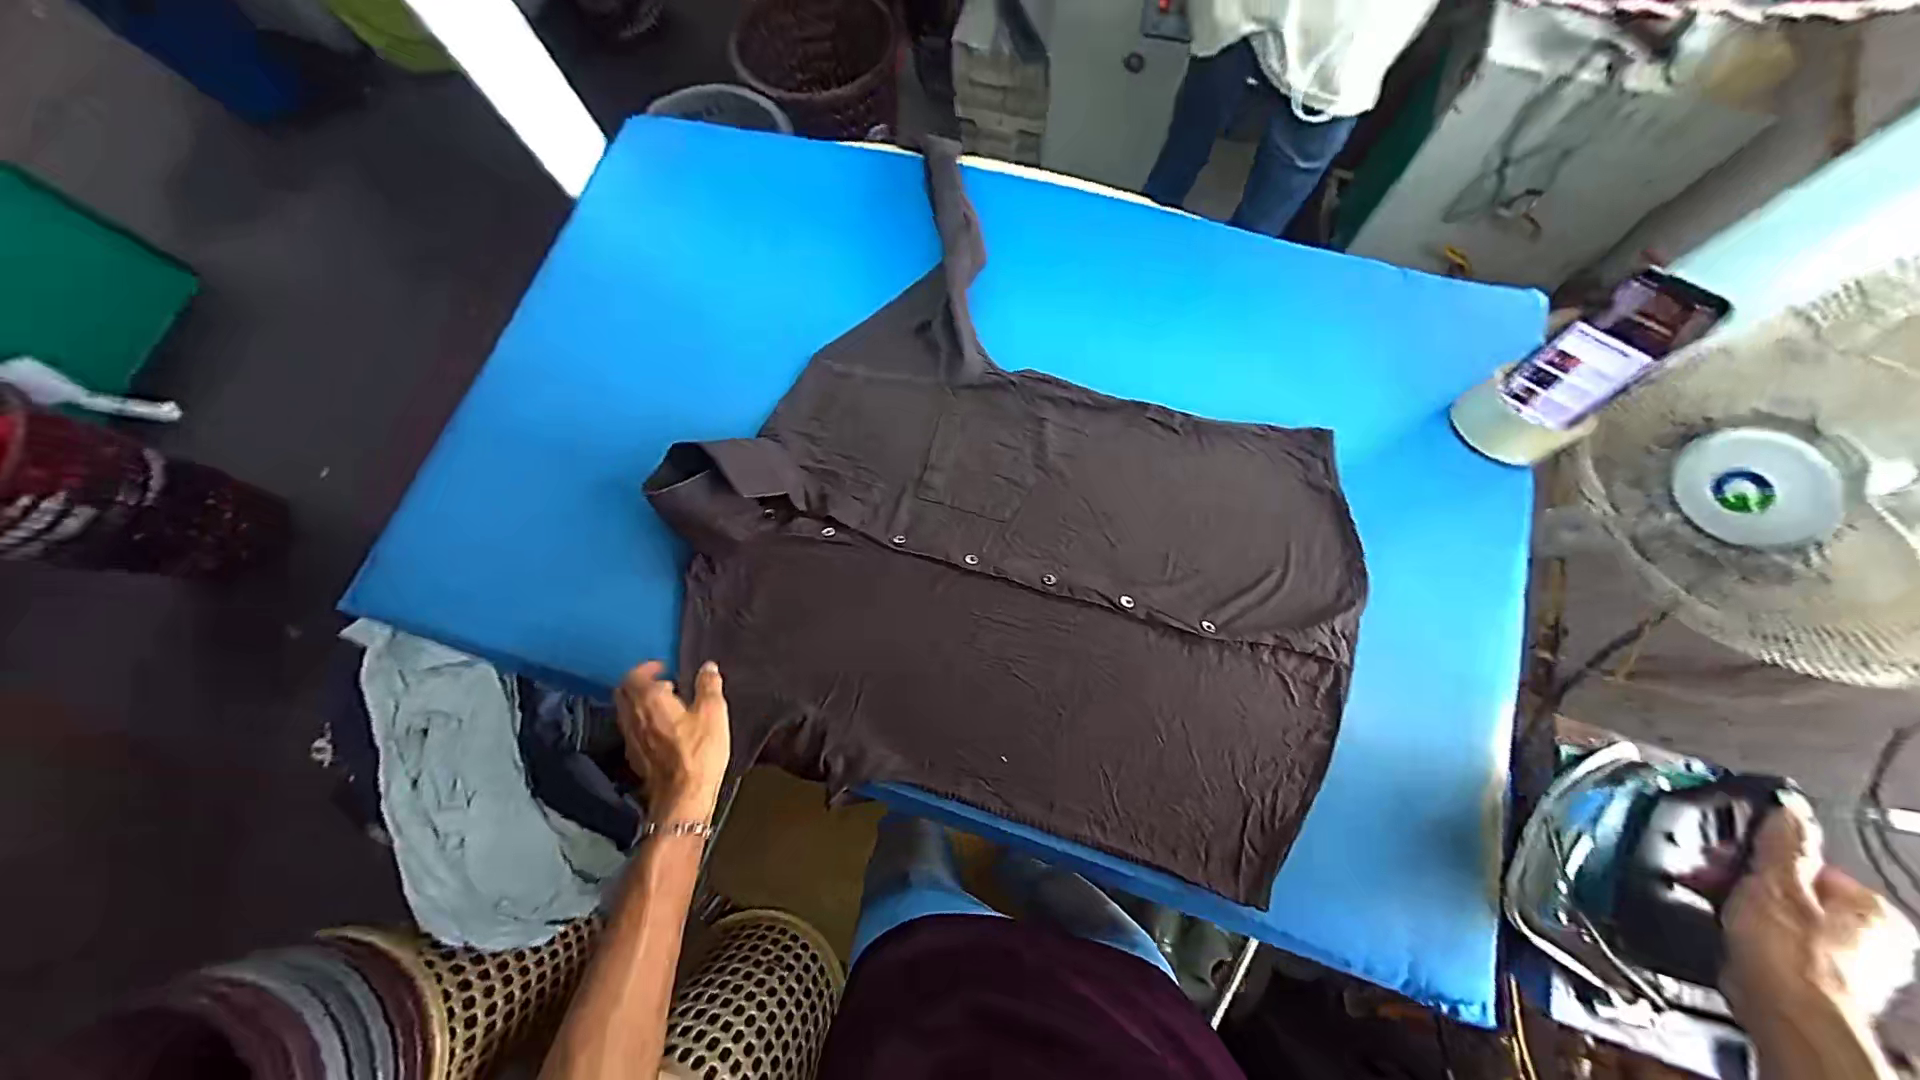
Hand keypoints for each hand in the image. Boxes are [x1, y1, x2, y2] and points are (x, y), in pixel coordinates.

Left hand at [615, 660, 731, 822]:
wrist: (683, 796)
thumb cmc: (699, 752)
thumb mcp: (714, 712)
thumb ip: (709, 686)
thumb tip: (708, 668)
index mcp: (650, 701)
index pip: (634, 676)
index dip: (646, 668)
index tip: (662, 667)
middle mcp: (634, 718)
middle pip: (624, 693)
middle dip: (639, 684)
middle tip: (661, 682)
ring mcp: (631, 740)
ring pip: (626, 713)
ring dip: (640, 703)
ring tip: (664, 704)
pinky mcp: (635, 758)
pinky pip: (632, 731)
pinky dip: (642, 722)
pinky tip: (662, 729)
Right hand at [1722, 793, 1917, 1024]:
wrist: (1783, 1009)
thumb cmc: (1787, 952)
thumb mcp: (1775, 881)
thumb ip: (1782, 842)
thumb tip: (1789, 808)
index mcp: (1874, 911)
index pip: (1805, 863)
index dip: (1755, 855)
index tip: (1724, 858)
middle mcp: (1871, 937)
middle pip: (1791, 888)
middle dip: (1742, 880)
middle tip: (1711, 879)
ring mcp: (1844, 961)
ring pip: (1780, 913)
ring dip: (1740, 903)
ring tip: (1713, 905)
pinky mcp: (1811, 975)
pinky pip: (1774, 937)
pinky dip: (1748, 930)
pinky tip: (1729, 931)